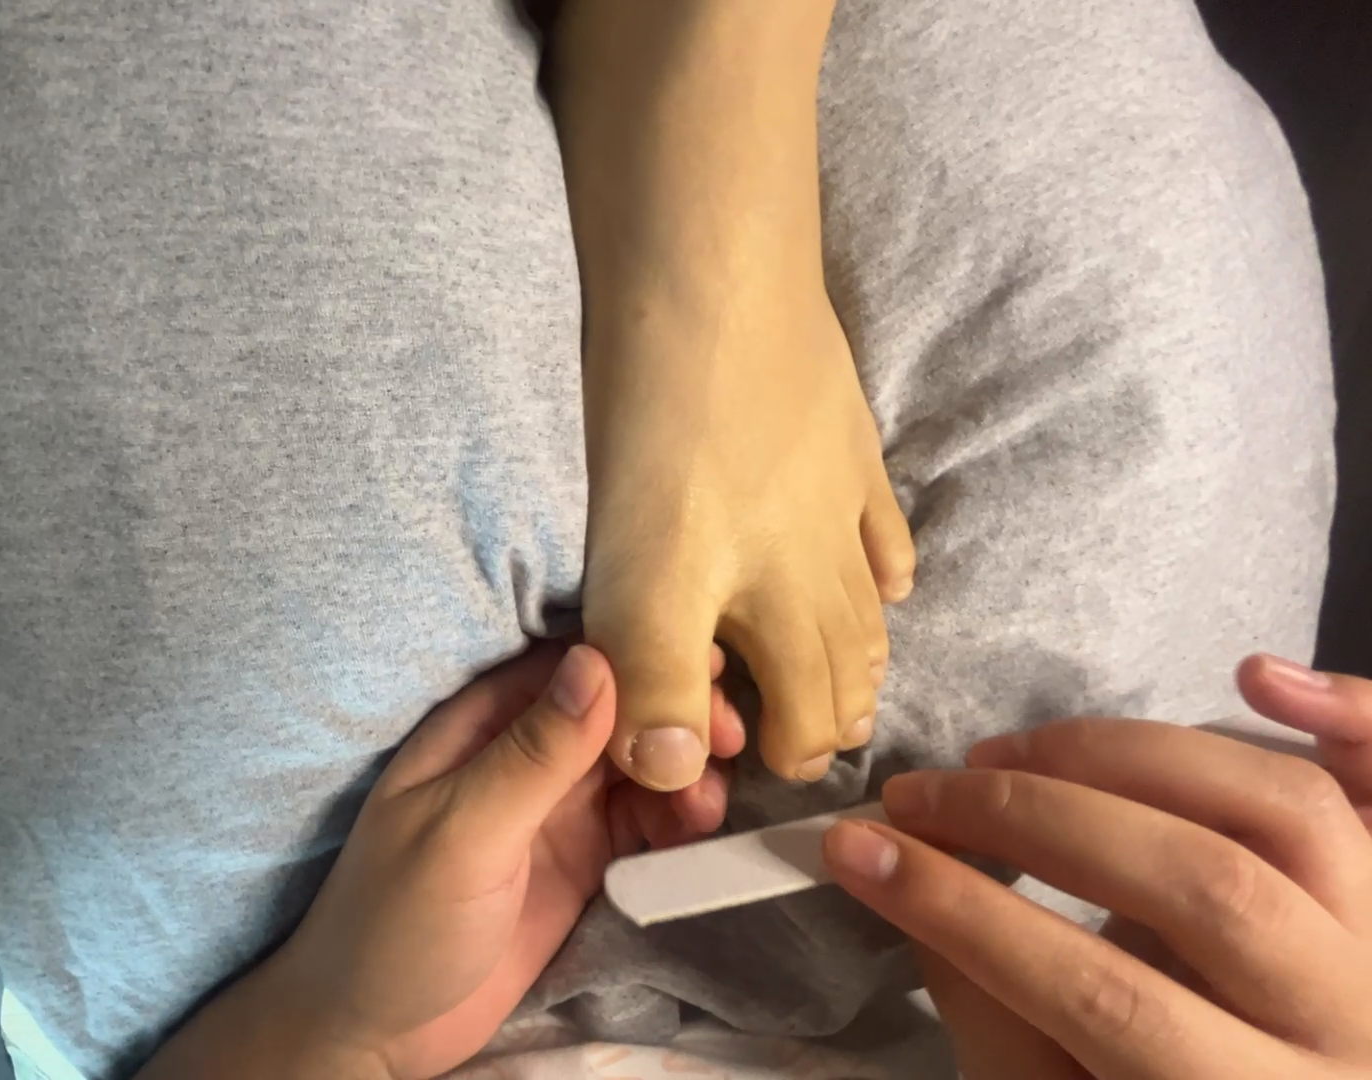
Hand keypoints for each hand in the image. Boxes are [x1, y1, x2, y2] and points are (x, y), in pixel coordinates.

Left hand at [138, 641, 743, 1079]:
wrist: (380, 1026)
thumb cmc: (400, 915)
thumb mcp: (463, 829)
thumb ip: (531, 752)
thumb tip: (595, 659)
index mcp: (481, 722)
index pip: (565, 664)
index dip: (634, 654)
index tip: (704, 660)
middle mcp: (524, 750)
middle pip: (613, 708)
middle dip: (671, 711)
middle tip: (728, 732)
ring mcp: (556, 805)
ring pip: (636, 762)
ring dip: (682, 767)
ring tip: (713, 793)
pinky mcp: (583, 856)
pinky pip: (642, 821)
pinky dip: (676, 818)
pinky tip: (699, 827)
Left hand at [582, 287, 913, 788]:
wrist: (708, 290)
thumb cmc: (668, 444)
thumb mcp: (641, 578)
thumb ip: (657, 680)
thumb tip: (669, 772)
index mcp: (791, 612)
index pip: (809, 719)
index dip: (783, 753)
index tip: (752, 761)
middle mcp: (835, 565)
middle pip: (847, 668)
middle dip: (821, 713)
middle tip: (790, 731)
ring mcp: (846, 497)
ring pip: (867, 605)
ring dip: (849, 652)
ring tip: (829, 678)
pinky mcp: (840, 439)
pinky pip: (881, 525)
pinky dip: (879, 566)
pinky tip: (880, 576)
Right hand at [821, 654, 1371, 1078]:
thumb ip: (980, 1001)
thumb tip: (901, 870)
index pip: (1102, 992)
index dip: (957, 905)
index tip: (852, 844)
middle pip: (1201, 881)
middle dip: (1020, 815)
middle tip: (918, 796)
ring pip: (1284, 808)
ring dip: (1118, 754)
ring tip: (1010, 755)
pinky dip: (1350, 718)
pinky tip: (1253, 679)